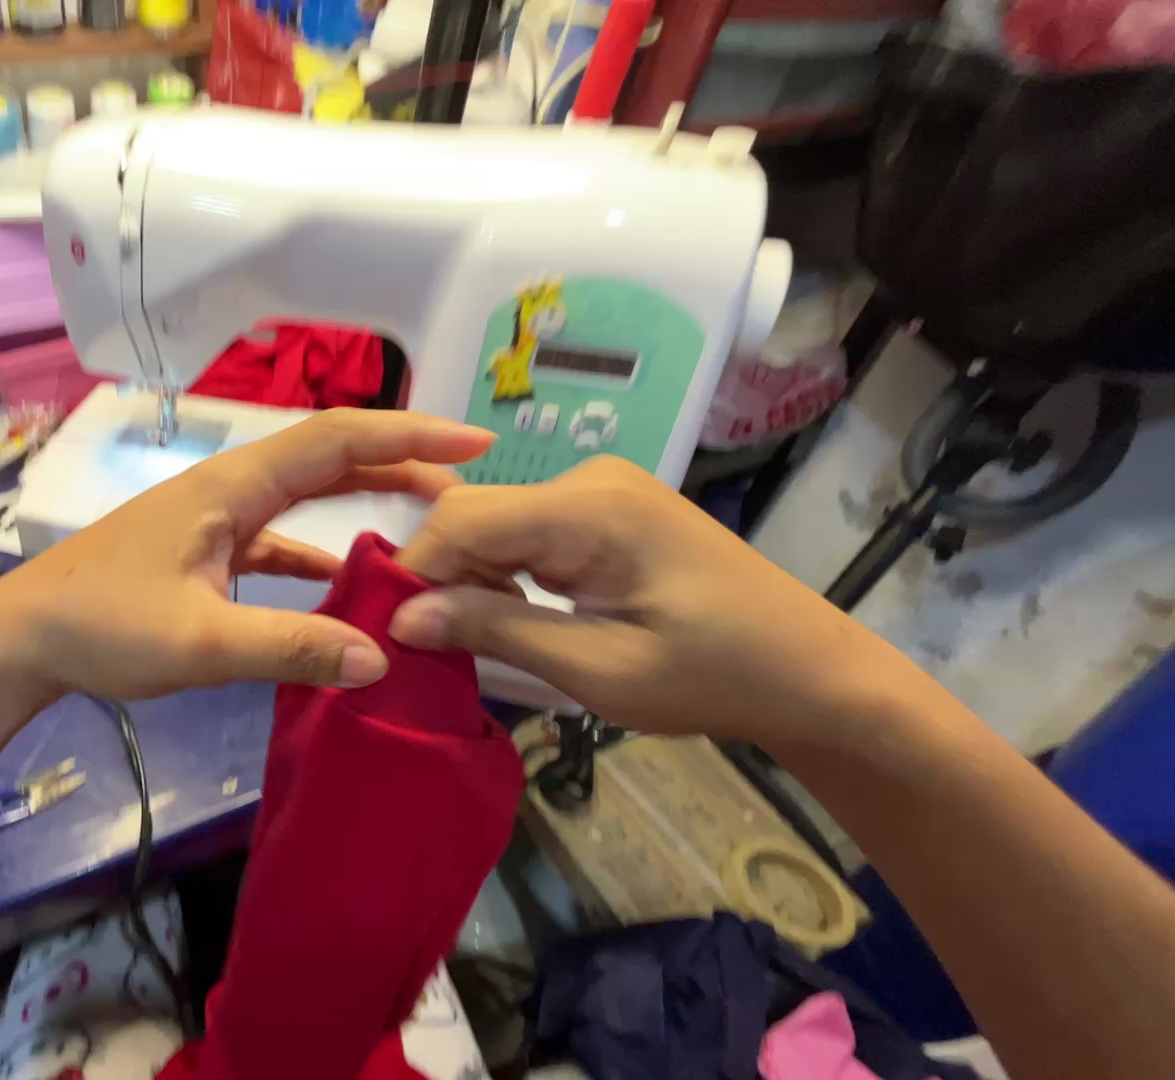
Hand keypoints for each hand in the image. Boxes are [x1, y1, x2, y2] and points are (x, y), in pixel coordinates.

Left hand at [0, 409, 494, 703]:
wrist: (25, 637)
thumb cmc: (101, 625)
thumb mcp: (198, 641)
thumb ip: (289, 647)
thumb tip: (381, 659)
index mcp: (230, 487)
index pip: (334, 442)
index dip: (407, 437)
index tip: (471, 444)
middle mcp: (228, 490)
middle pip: (327, 459)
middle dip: (398, 465)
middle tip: (464, 486)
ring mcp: (215, 520)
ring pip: (304, 498)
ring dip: (362, 503)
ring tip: (423, 523)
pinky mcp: (206, 553)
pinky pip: (277, 539)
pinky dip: (318, 551)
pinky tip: (345, 580)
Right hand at [387, 457, 933, 746]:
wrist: (815, 674)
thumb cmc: (716, 678)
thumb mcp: (597, 669)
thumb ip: (495, 632)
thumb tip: (401, 619)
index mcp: (592, 509)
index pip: (464, 518)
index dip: (416, 570)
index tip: (392, 628)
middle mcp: (587, 480)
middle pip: (474, 514)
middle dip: (441, 575)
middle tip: (427, 641)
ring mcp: (596, 490)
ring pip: (492, 521)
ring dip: (468, 576)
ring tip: (466, 634)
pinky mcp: (601, 509)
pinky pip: (522, 530)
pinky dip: (500, 572)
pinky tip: (506, 610)